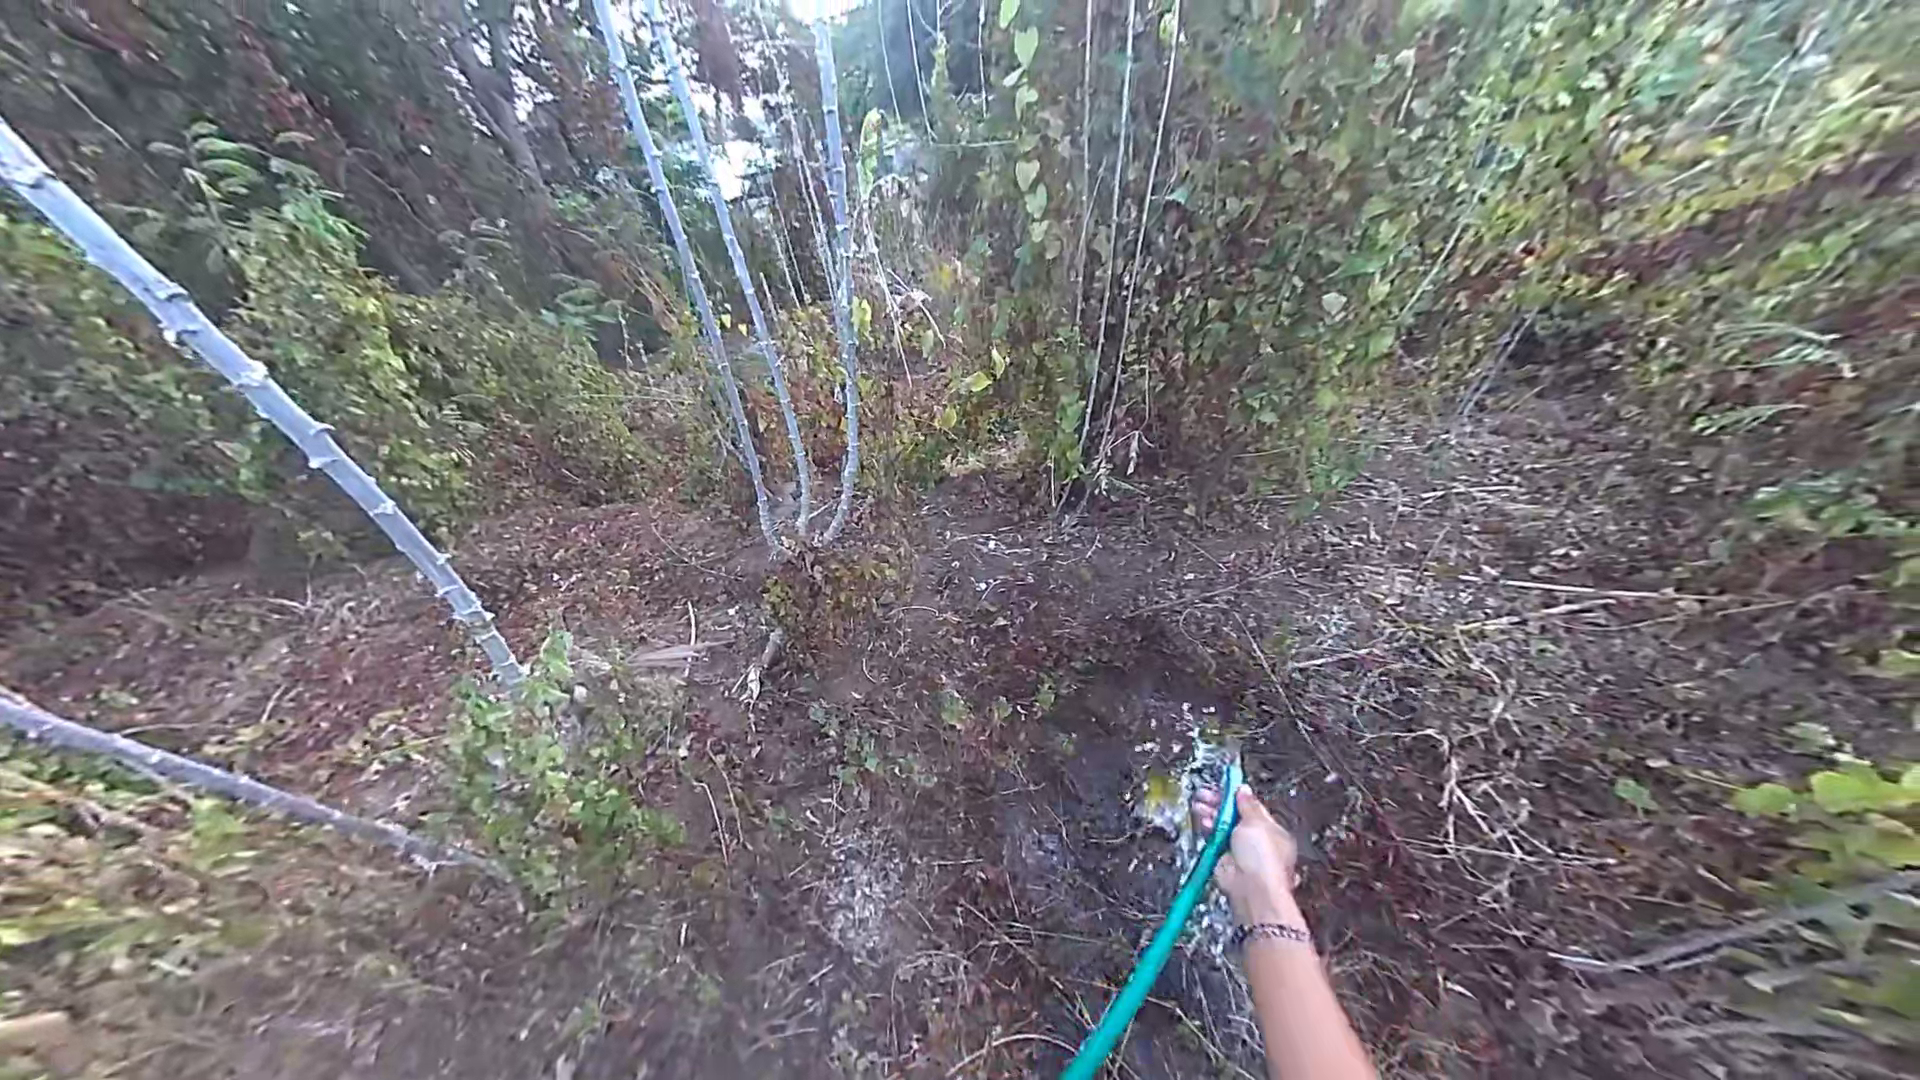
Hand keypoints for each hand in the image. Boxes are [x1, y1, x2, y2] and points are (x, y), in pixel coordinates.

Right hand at [1193, 784, 1300, 925]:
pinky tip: (1202, 819)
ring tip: (1199, 804)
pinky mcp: (1224, 858)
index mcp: (1272, 830)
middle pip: (1234, 815)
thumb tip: (1243, 789)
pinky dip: (1207, 828)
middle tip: (1204, 793)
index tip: (1222, 784)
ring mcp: (1239, 850)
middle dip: (1219, 803)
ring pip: (1221, 825)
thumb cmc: (1263, 858)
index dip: (1236, 795)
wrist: (1251, 890)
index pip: (1251, 807)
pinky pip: (1213, 838)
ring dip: (1210, 813)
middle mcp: (1256, 840)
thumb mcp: (1257, 822)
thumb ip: (1247, 804)